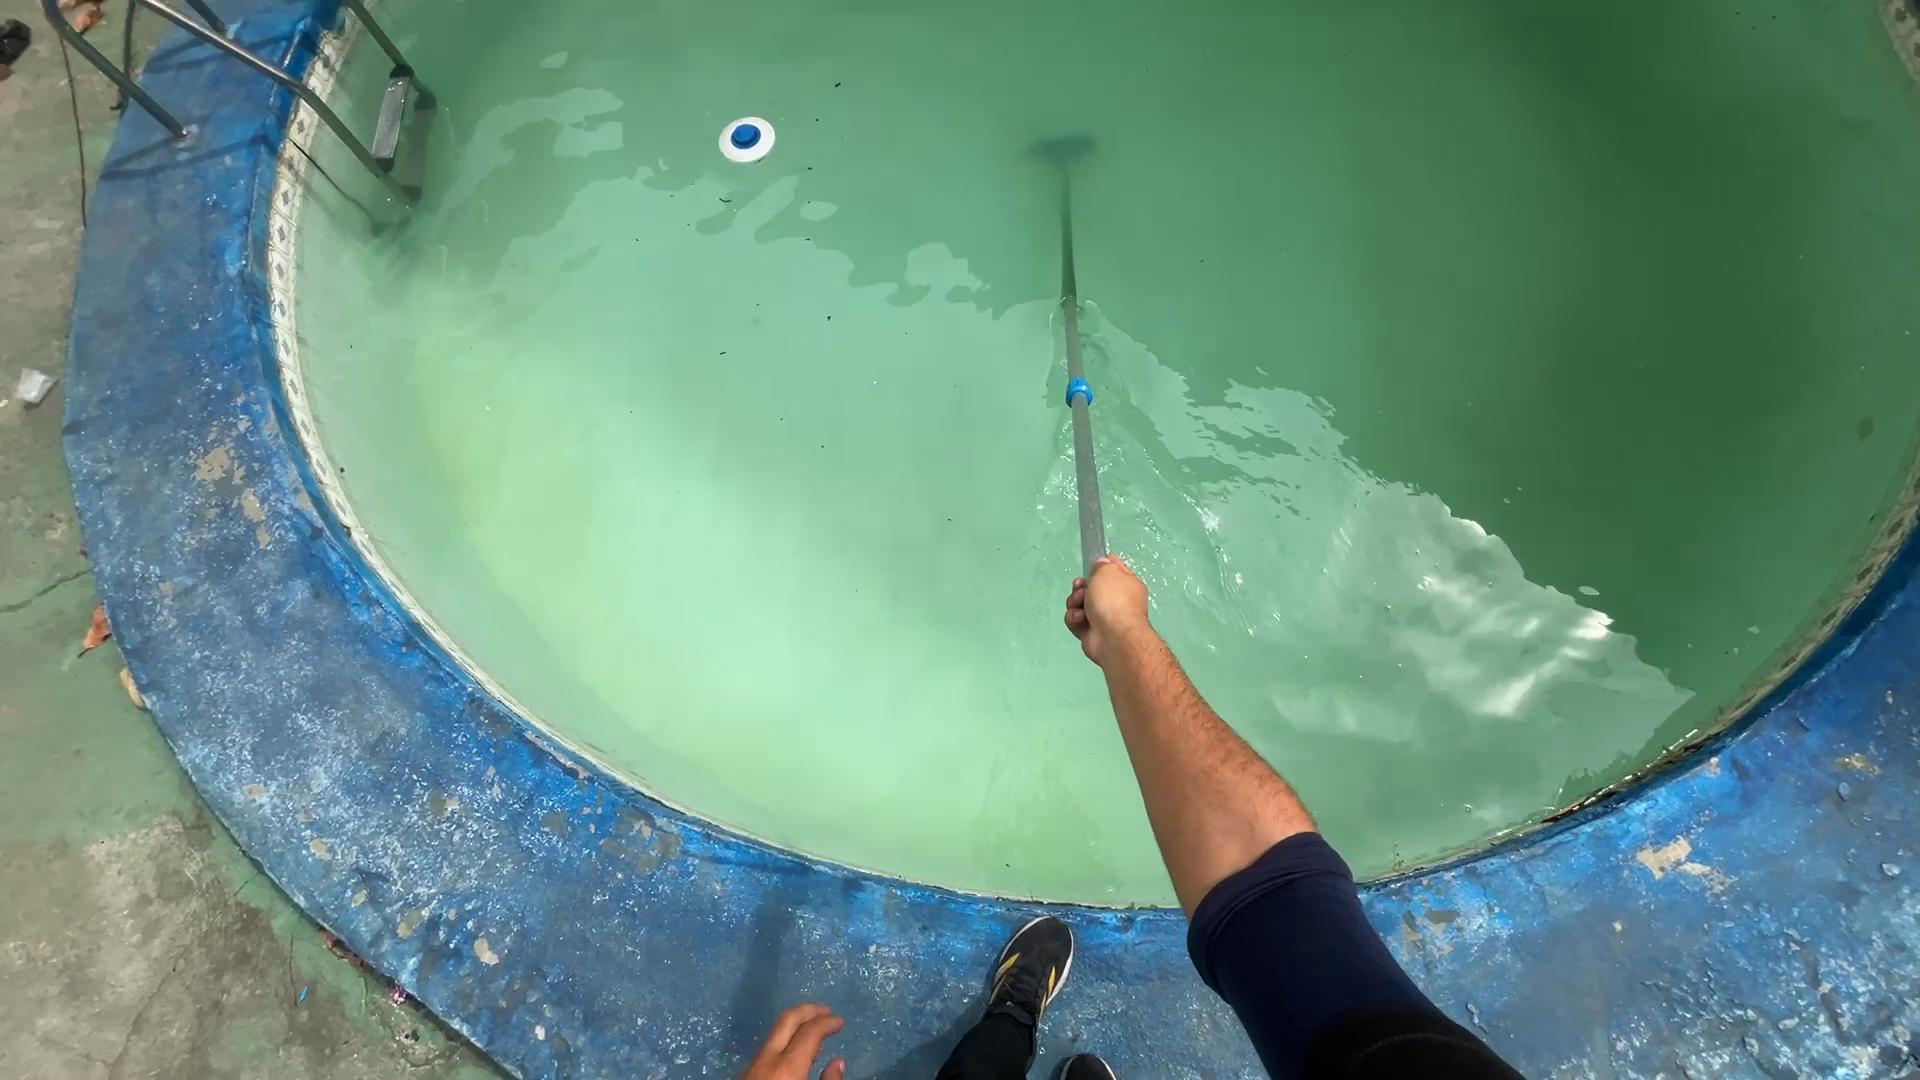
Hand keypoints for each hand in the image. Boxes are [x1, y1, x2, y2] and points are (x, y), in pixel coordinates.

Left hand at [740, 1004, 845, 1079]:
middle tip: (826, 1010)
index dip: (828, 1023)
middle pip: (787, 1020)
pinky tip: (792, 1053)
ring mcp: (750, 1066)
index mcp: (787, 1067)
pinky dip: (784, 1041)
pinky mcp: (743, 1075)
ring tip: (812, 1030)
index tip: (840, 1021)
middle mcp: (767, 1059)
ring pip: (774, 1032)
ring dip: (795, 1024)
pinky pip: (767, 1048)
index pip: (810, 1032)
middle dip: (808, 1010)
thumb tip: (838, 1062)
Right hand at [1065, 555, 1151, 664]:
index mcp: (1127, 584)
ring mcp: (1104, 617)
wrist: (1113, 636)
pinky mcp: (1091, 632)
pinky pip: (1076, 620)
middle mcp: (1117, 600)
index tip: (1091, 565)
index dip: (1100, 565)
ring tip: (1080, 606)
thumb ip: (1101, 565)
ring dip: (1075, 602)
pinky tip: (1081, 620)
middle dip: (1081, 587)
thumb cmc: (1113, 599)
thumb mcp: (1107, 571)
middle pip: (1091, 587)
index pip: (1114, 568)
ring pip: (1080, 603)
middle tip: (1080, 587)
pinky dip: (1075, 619)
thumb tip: (1101, 564)